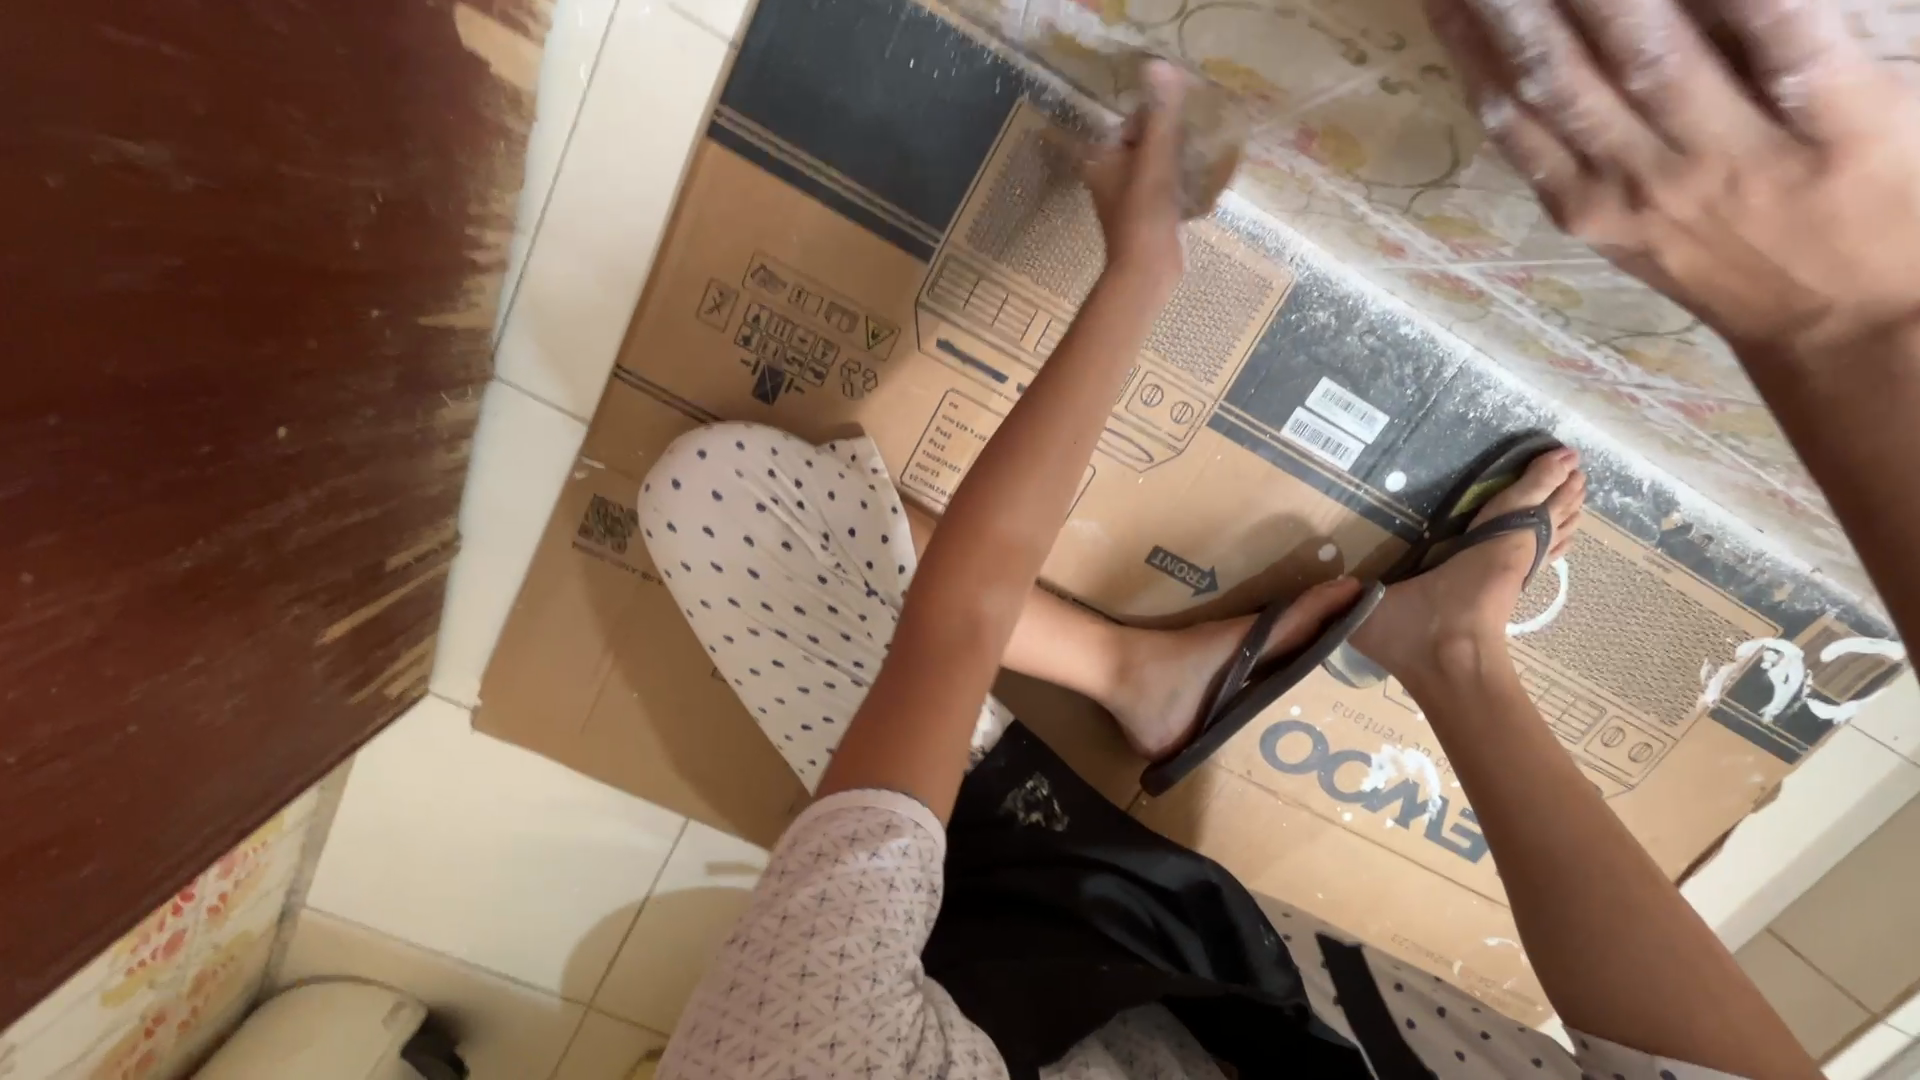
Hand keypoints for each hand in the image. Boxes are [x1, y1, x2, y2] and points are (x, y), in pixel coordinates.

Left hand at [1081, 59, 1189, 298]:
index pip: (1133, 121)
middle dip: (1173, 136)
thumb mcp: (1155, 155)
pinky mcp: (1148, 218)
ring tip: (1207, 149)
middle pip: (1147, 143)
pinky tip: (1206, 176)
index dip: (1160, 113)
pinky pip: (1168, 189)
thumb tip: (1159, 65)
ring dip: (1182, 158)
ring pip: (1159, 166)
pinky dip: (1184, 181)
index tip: (1188, 111)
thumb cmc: (1144, 211)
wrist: (1147, 269)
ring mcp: (1128, 200)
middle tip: (1202, 130)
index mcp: (1101, 161)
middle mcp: (1109, 179)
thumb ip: (1160, 113)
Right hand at [1428, 0, 1919, 358]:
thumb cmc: (1736, 272)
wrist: (1845, 324)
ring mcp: (1727, 155)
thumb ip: (1587, 166)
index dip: (1469, 52)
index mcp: (1586, 206)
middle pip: (1558, 79)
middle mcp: (1635, 180)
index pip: (1511, 118)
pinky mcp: (1841, 124)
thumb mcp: (1633, 235)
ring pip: (1645, 55)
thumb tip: (1531, 93)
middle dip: (1512, 8)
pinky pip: (1785, 40)